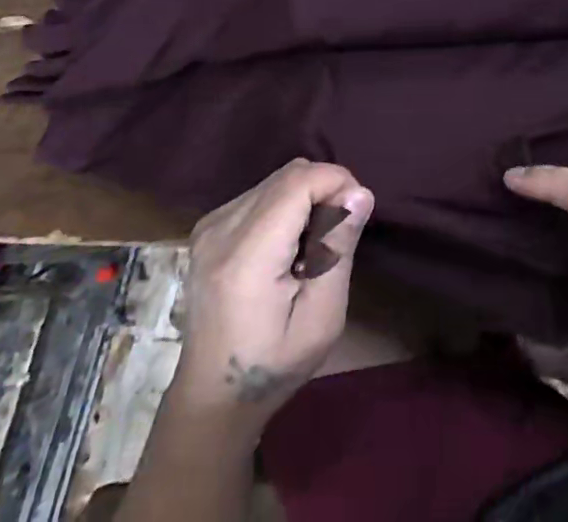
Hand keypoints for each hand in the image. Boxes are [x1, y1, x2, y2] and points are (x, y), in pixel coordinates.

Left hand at [174, 159, 374, 421]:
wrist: (213, 394)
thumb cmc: (274, 364)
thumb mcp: (321, 317)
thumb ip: (337, 249)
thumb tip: (360, 193)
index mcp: (246, 255)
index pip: (297, 182)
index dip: (336, 182)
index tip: (358, 213)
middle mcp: (221, 228)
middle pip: (286, 175)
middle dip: (324, 189)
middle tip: (340, 234)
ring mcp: (209, 226)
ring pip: (274, 181)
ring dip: (305, 198)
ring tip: (312, 247)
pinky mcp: (207, 228)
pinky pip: (258, 195)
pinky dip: (284, 207)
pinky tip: (287, 247)